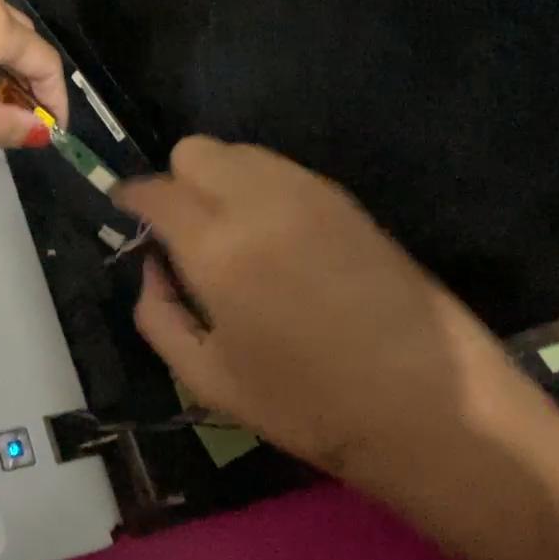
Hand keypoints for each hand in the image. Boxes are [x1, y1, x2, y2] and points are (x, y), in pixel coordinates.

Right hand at [118, 137, 558, 489]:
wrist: (432, 408)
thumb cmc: (307, 404)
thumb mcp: (206, 380)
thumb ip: (157, 314)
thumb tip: (153, 267)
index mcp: (216, 247)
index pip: (155, 191)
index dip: (131, 198)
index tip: (127, 214)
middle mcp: (257, 202)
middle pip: (194, 151)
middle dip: (176, 181)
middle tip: (183, 229)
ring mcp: (307, 195)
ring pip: (238, 152)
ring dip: (218, 179)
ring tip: (230, 231)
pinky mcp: (345, 201)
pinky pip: (280, 169)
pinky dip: (259, 186)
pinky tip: (274, 235)